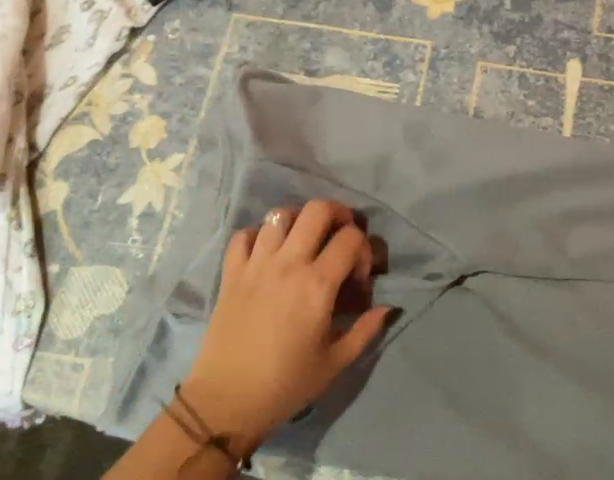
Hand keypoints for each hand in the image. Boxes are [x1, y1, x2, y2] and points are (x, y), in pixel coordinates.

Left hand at [179, 199, 391, 458]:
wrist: (225, 403)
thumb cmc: (285, 385)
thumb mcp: (335, 363)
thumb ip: (366, 330)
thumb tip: (388, 308)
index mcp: (317, 285)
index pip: (351, 238)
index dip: (363, 250)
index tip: (358, 278)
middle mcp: (287, 264)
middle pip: (317, 209)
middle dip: (337, 214)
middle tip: (340, 236)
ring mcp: (255, 265)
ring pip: (279, 215)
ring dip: (298, 222)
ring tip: (303, 242)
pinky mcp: (230, 274)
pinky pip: (243, 235)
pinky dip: (258, 236)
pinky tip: (267, 253)